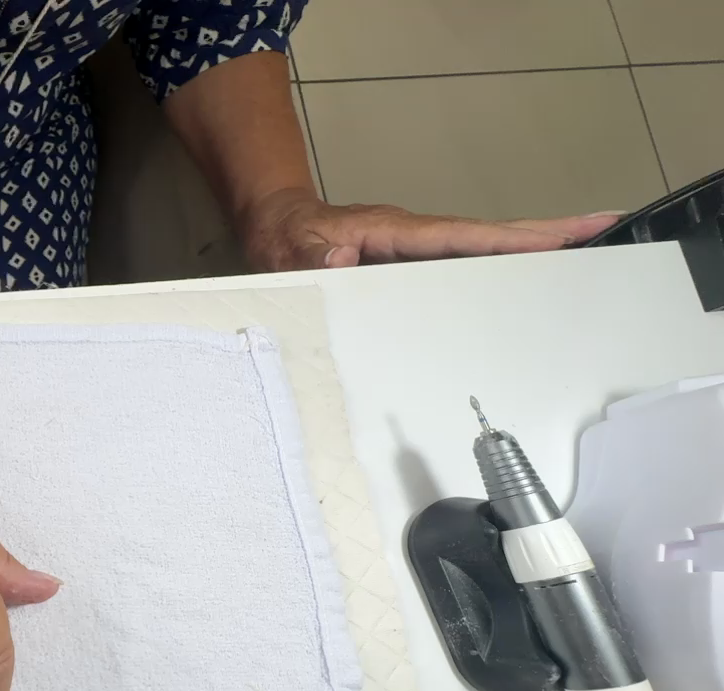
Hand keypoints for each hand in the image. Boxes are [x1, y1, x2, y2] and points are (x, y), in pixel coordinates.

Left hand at [239, 187, 619, 272]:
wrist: (272, 225)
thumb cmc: (281, 235)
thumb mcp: (286, 247)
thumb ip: (308, 256)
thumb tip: (340, 260)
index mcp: (390, 231)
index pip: (457, 236)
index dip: (506, 238)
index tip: (561, 237)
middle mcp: (407, 235)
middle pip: (479, 237)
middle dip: (536, 236)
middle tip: (601, 230)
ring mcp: (404, 247)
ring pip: (466, 251)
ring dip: (514, 253)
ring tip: (571, 256)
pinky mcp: (394, 260)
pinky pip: (442, 264)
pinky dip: (475, 267)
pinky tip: (500, 282)